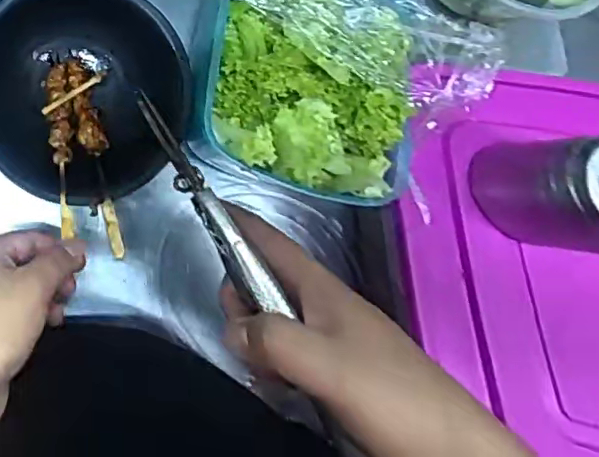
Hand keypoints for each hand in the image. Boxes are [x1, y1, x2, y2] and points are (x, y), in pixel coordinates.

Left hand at [0, 231, 85, 456]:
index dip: (58, 247)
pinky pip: (20, 308)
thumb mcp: (33, 287)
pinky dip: (37, 311)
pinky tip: (49, 323)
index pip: (31, 238)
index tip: (83, 262)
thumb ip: (57, 262)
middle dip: (54, 273)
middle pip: (29, 261)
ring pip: (27, 286)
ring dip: (48, 294)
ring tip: (61, 309)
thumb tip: (77, 245)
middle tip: (71, 289)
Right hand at [218, 205, 531, 456]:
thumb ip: (269, 338)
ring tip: (269, 378)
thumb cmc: (392, 396)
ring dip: (258, 344)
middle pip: (262, 284)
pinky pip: (290, 356)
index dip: (237, 219)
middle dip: (240, 302)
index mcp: (320, 288)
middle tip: (244, 339)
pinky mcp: (341, 377)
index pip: (270, 240)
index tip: (205, 202)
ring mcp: (334, 342)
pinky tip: (283, 393)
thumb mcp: (324, 362)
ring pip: (274, 324)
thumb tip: (233, 328)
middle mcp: (324, 307)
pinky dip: (275, 368)